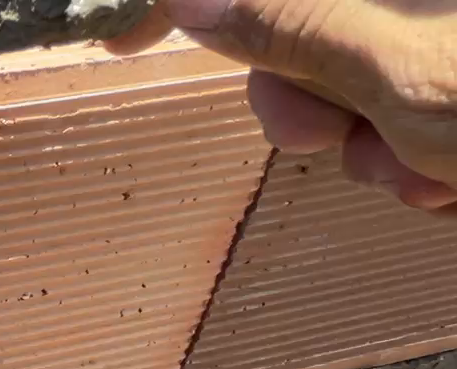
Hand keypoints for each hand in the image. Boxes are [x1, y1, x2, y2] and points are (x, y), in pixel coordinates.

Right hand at [108, 0, 456, 208]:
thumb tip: (190, 1)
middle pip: (305, 39)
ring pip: (346, 84)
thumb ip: (296, 30)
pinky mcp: (447, 79)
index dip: (186, 6)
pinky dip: (403, 150)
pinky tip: (442, 169)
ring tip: (423, 166)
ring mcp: (440, 41)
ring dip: (364, 143)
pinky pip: (390, 109)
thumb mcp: (406, 69)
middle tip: (333, 139)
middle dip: (308, 103)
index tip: (126, 43)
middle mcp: (425, 4)